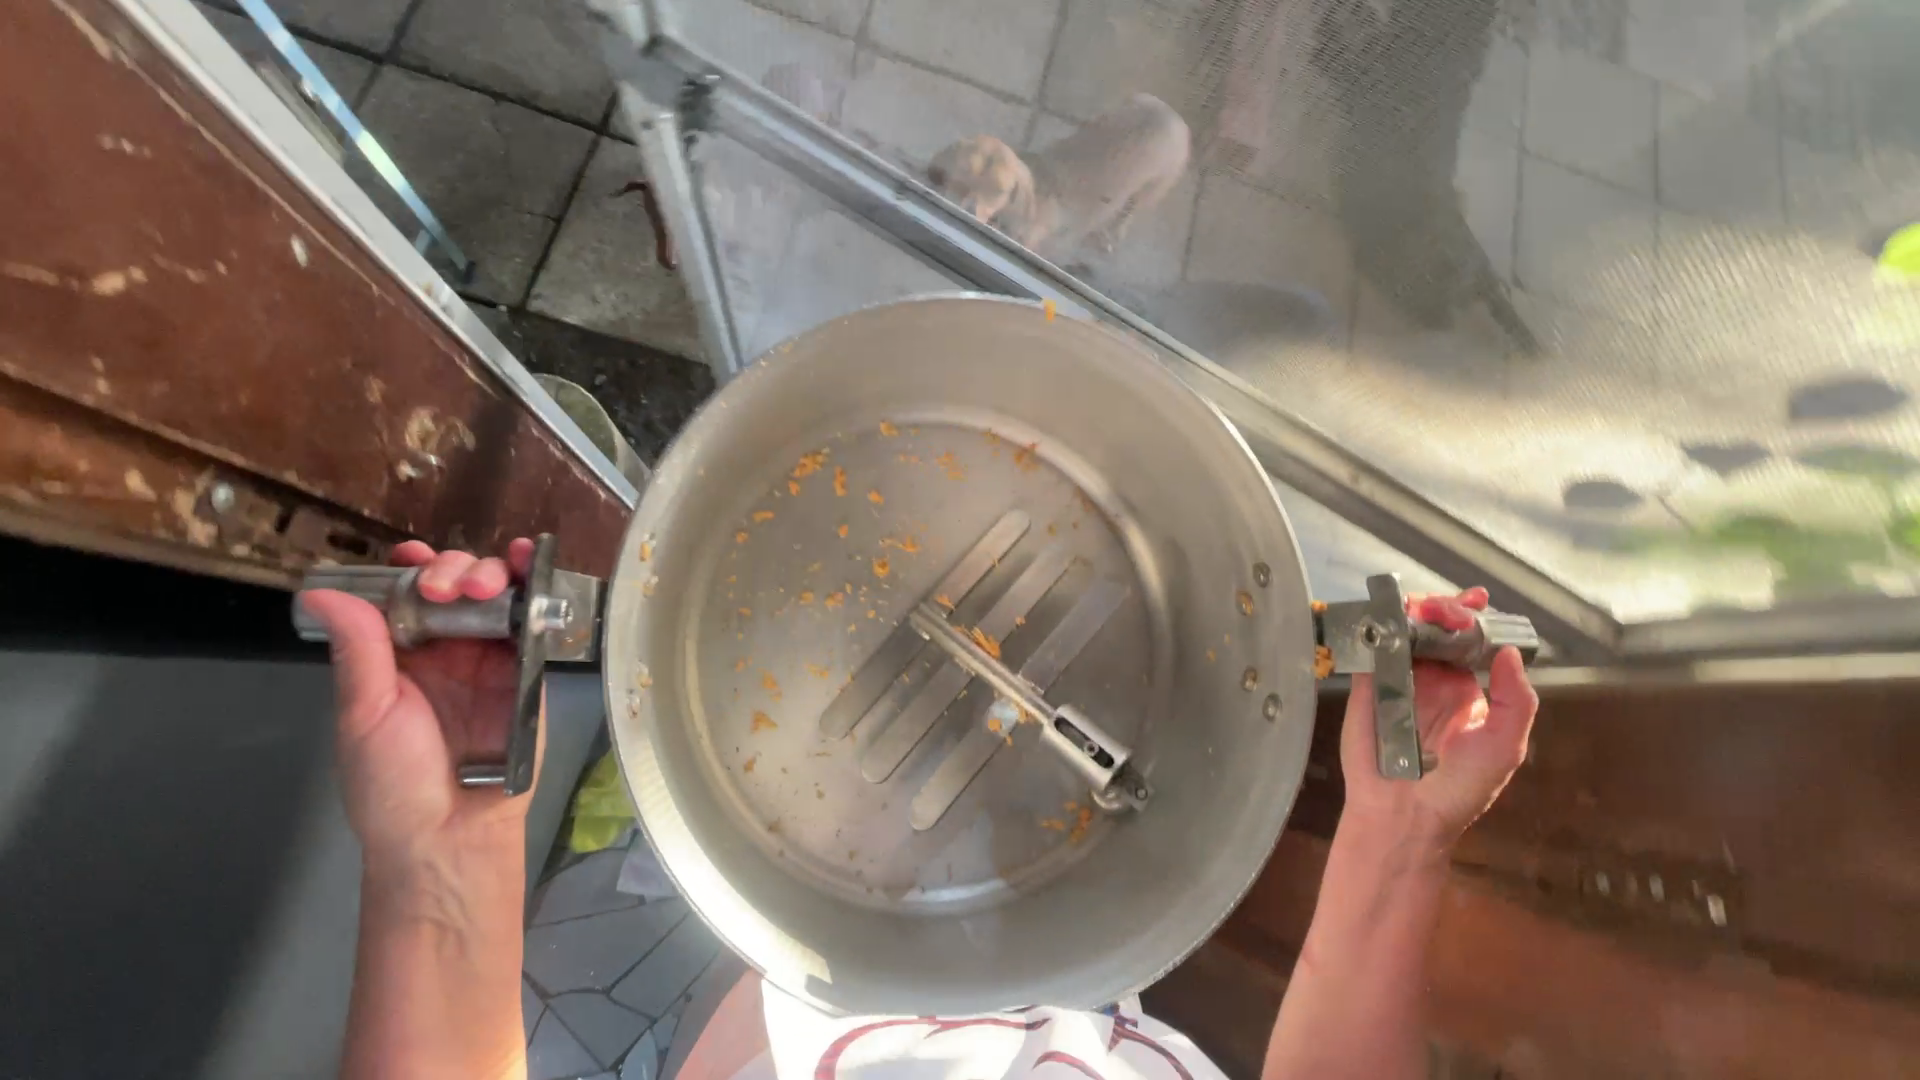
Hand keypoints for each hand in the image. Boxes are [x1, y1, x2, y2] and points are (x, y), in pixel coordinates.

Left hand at [299, 539, 539, 868]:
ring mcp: (492, 656)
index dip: (411, 568)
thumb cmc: (394, 778)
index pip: (405, 595)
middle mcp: (447, 649)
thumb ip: (360, 650)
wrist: (452, 827)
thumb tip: (327, 592)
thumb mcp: (366, 713)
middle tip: (449, 589)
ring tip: (486, 583)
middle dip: (454, 570)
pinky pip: (533, 620)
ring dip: (490, 572)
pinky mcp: (529, 668)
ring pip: (496, 595)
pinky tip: (527, 562)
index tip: (412, 560)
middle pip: (455, 585)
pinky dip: (533, 586)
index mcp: (400, 656)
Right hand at [1338, 587, 1538, 850]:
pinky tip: (1387, 617)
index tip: (1475, 601)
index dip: (1473, 619)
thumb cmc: (1460, 787)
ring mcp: (1396, 680)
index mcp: (1464, 691)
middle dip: (1443, 611)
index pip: (1470, 645)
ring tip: (1422, 608)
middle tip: (1445, 610)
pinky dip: (1376, 628)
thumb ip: (1514, 701)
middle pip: (1435, 631)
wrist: (1403, 813)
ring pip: (1402, 633)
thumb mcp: (1503, 746)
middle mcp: (1430, 680)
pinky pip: (1371, 650)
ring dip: (1411, 613)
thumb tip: (1508, 652)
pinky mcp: (1366, 685)